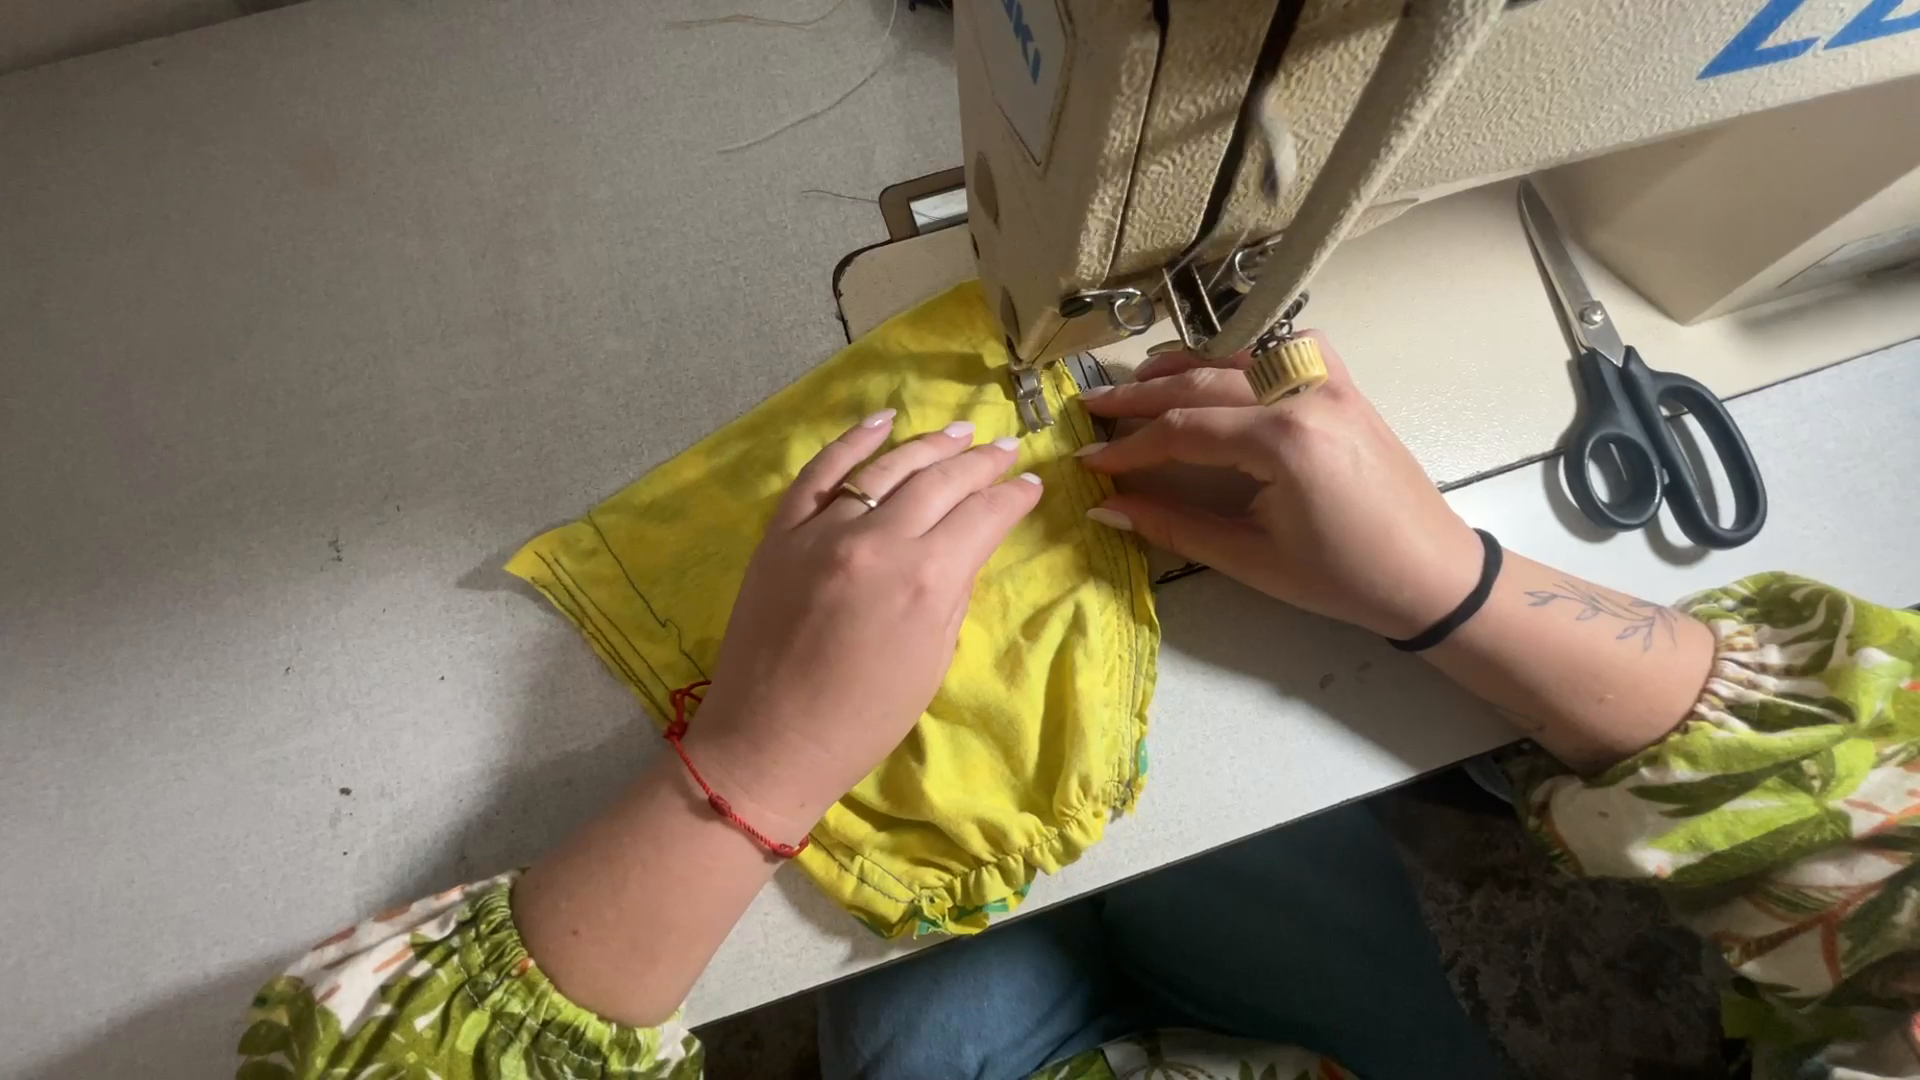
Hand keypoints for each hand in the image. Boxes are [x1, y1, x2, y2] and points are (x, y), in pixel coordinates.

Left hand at [685, 411, 1041, 842]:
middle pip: (941, 481)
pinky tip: (883, 420)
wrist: (769, 741)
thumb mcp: (933, 662)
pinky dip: (853, 441)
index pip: (983, 516)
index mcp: (926, 581)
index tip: (1031, 484)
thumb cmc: (864, 720)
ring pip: (888, 466)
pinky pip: (820, 471)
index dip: (1013, 496)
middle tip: (1005, 448)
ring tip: (962, 430)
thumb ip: (954, 591)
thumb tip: (967, 544)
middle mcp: (878, 540)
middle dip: (982, 462)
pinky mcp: (782, 531)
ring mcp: (823, 530)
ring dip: (930, 444)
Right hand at [1077, 331, 1481, 639]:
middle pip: (1202, 382)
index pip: (1182, 430)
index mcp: (1283, 442)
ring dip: (1184, 364)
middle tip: (1091, 405)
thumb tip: (1107, 508)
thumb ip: (1172, 526)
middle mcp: (1305, 394)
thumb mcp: (1249, 558)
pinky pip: (1284, 348)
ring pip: (1239, 353)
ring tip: (1138, 379)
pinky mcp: (1344, 384)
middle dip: (1140, 396)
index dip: (1129, 447)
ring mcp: (1329, 382)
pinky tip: (1220, 366)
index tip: (1089, 461)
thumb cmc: (1341, 578)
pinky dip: (1242, 350)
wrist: (1430, 574)